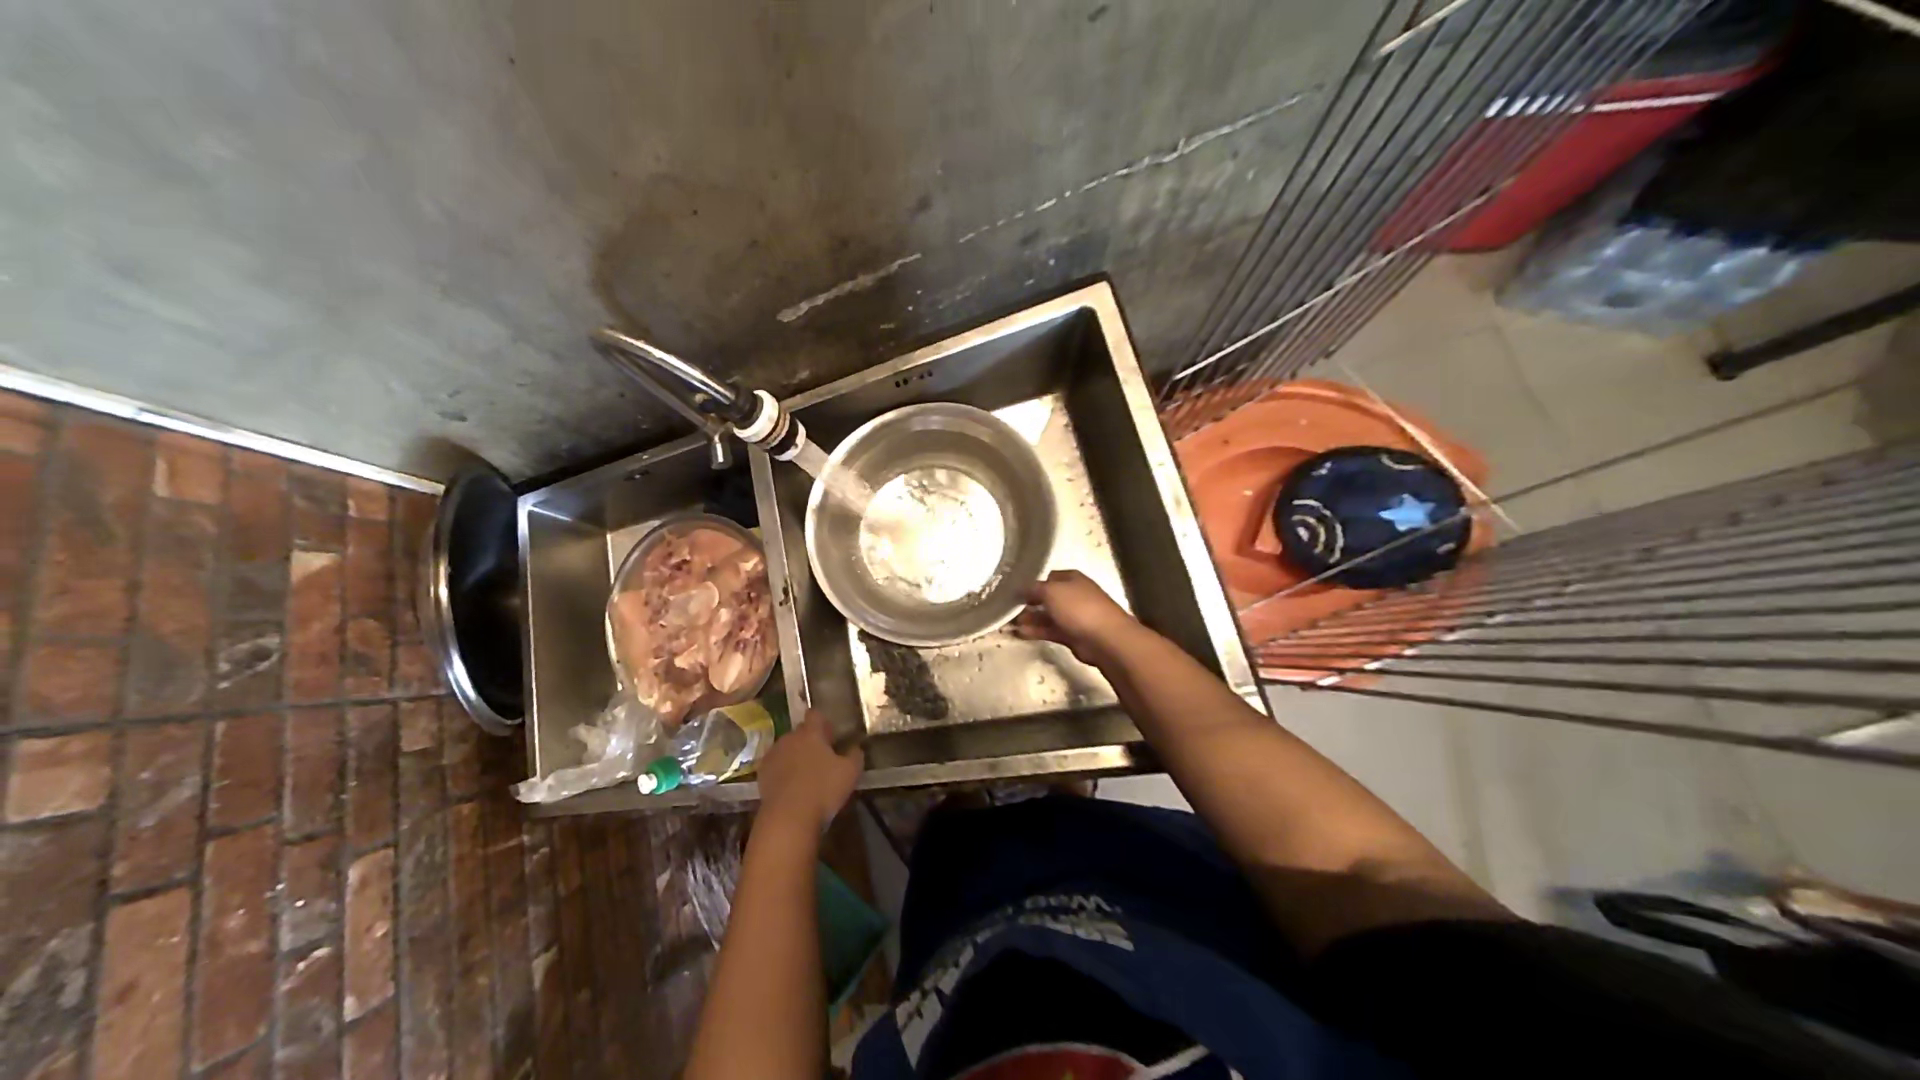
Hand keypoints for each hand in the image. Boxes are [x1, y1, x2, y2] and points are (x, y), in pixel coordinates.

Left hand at [755, 709, 863, 832]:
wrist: (788, 817)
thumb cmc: (823, 789)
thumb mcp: (850, 773)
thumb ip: (855, 755)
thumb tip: (855, 747)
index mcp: (811, 733)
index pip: (815, 715)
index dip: (823, 723)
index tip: (831, 736)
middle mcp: (789, 738)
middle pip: (800, 732)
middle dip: (810, 740)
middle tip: (822, 757)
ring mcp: (773, 755)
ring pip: (786, 748)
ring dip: (795, 755)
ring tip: (805, 774)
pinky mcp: (762, 773)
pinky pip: (776, 765)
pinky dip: (783, 770)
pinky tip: (791, 785)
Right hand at [1013, 570, 1138, 666]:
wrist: (1105, 638)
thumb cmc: (1078, 607)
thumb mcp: (1051, 591)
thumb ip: (1034, 589)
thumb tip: (1022, 588)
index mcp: (1071, 579)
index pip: (1048, 577)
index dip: (1032, 583)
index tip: (1014, 590)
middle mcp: (1072, 595)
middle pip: (1047, 598)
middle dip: (1028, 603)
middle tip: (1007, 609)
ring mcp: (1073, 616)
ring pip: (1047, 616)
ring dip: (1029, 619)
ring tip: (1009, 623)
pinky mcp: (1072, 635)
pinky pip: (1049, 631)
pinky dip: (1035, 632)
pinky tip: (1019, 634)